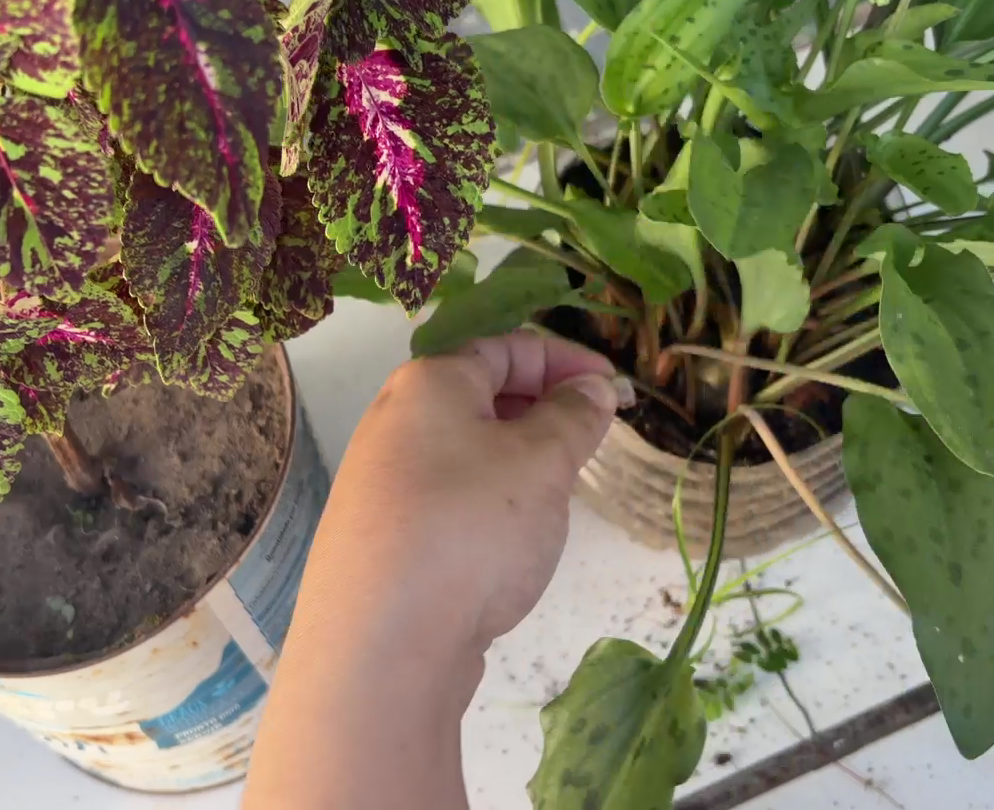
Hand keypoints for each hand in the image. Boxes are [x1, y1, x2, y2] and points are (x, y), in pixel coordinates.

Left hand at [316, 329, 619, 651]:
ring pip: (465, 447)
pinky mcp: (383, 531)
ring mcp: (382, 478)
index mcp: (428, 382)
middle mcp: (394, 419)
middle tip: (590, 439)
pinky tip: (510, 536)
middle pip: (481, 394)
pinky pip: (447, 492)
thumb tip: (592, 388)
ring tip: (556, 489)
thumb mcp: (540, 462)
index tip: (613, 388)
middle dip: (543, 408)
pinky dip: (488, 496)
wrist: (379, 645)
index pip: (505, 348)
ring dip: (518, 456)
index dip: (566, 361)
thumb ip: (573, 416)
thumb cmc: (468, 526)